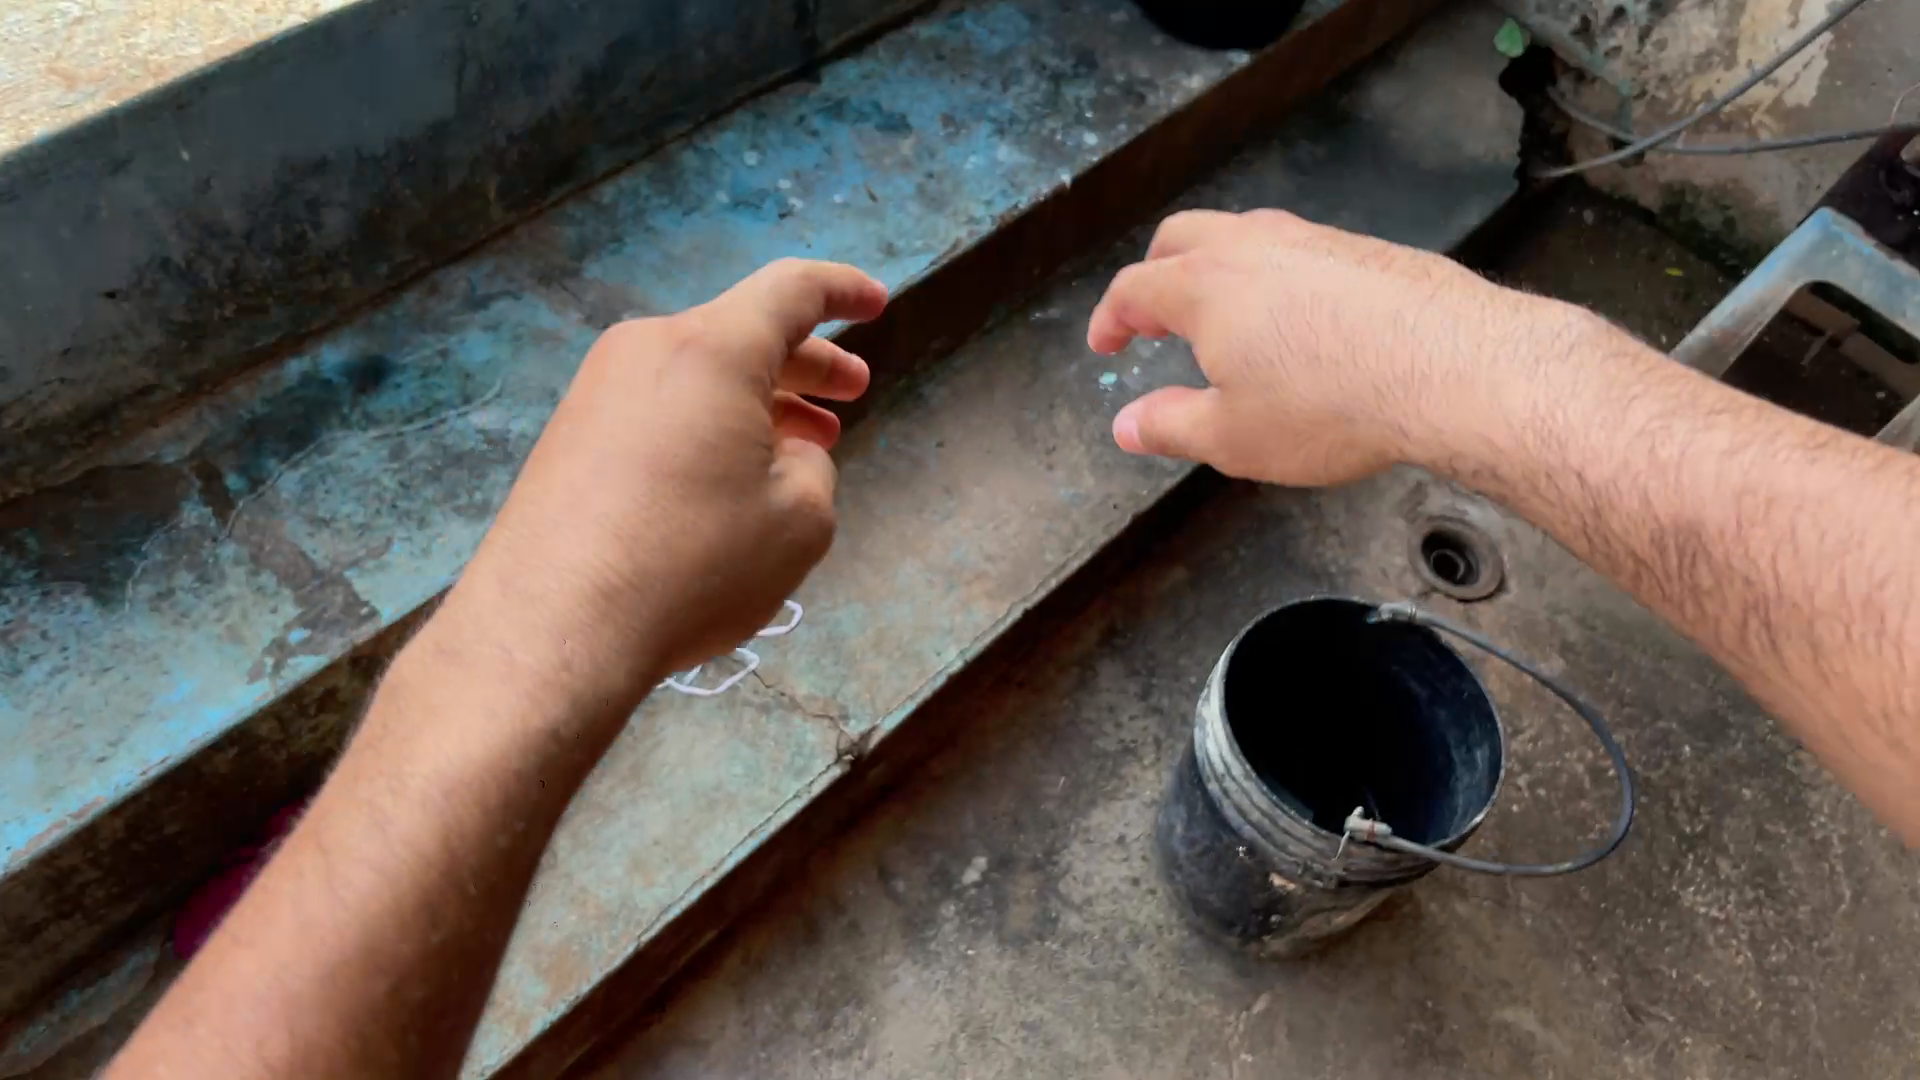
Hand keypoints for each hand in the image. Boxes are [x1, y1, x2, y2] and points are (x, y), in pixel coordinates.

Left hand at [439, 259, 888, 703]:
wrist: (554, 630)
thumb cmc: (697, 563)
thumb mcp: (801, 520)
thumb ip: (813, 467)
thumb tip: (784, 453)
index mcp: (712, 351)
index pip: (791, 291)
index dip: (844, 290)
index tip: (877, 303)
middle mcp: (649, 349)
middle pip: (745, 334)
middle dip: (809, 363)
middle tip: (852, 393)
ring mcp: (600, 392)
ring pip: (704, 376)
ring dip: (763, 401)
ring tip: (805, 444)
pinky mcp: (573, 437)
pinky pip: (665, 409)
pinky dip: (716, 426)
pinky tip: (738, 477)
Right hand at [1087, 208, 1584, 485]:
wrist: (1458, 371)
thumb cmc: (1324, 409)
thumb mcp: (1229, 437)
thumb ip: (1166, 426)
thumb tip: (1122, 425)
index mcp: (1206, 288)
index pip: (1134, 289)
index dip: (1109, 319)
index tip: (1104, 347)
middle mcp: (1252, 246)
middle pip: (1179, 237)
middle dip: (1152, 276)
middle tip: (1151, 321)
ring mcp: (1312, 239)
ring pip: (1238, 232)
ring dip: (1209, 268)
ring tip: (1218, 316)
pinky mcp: (1363, 248)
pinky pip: (1291, 247)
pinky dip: (1264, 273)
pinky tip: (1289, 317)